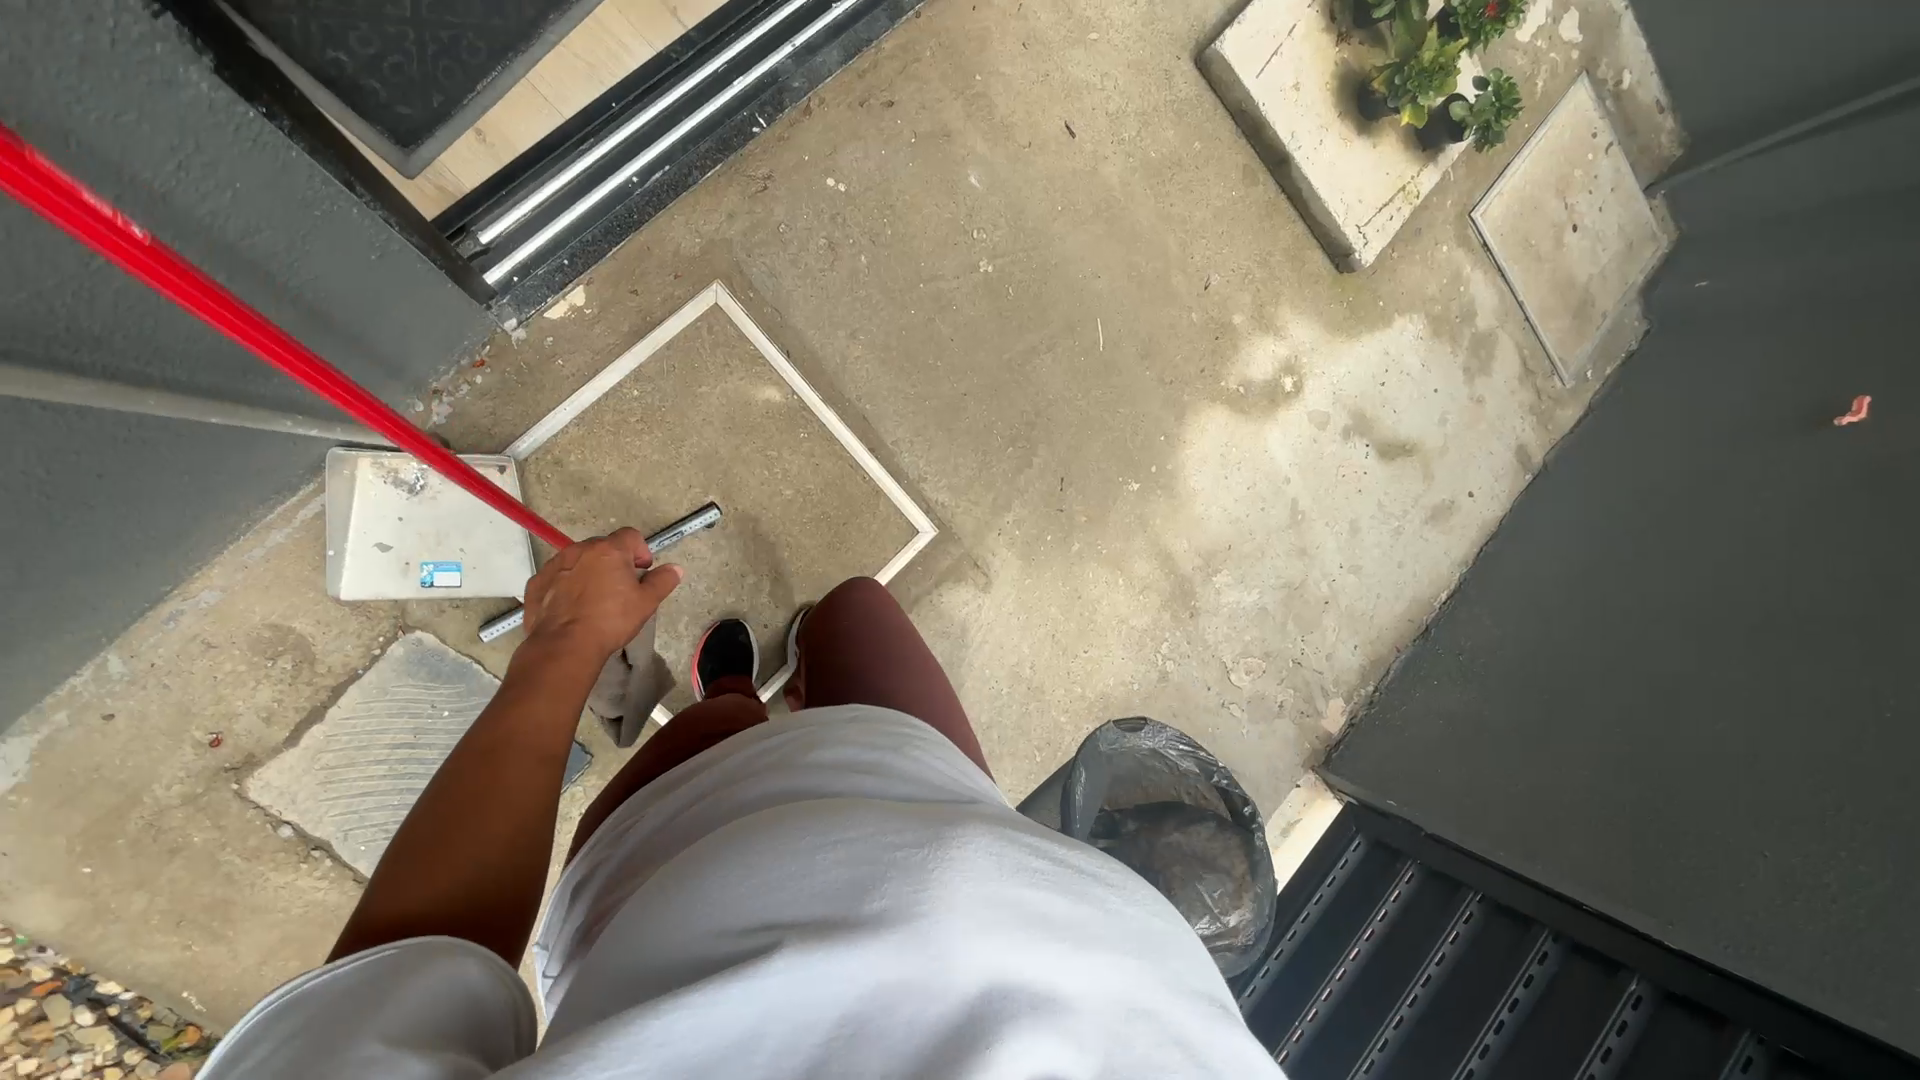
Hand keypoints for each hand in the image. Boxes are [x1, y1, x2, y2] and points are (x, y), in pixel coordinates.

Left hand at [521, 527, 683, 660]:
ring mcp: (554, 565)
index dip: (640, 551)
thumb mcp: (646, 602)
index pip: (631, 536)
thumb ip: (663, 581)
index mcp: (609, 550)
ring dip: (589, 571)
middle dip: (614, 561)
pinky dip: (566, 584)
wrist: (564, 645)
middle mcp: (580, 550)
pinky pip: (557, 576)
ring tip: (594, 599)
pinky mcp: (536, 582)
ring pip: (578, 560)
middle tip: (620, 588)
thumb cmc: (611, 620)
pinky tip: (572, 607)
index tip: (641, 572)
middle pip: (603, 547)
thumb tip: (676, 569)